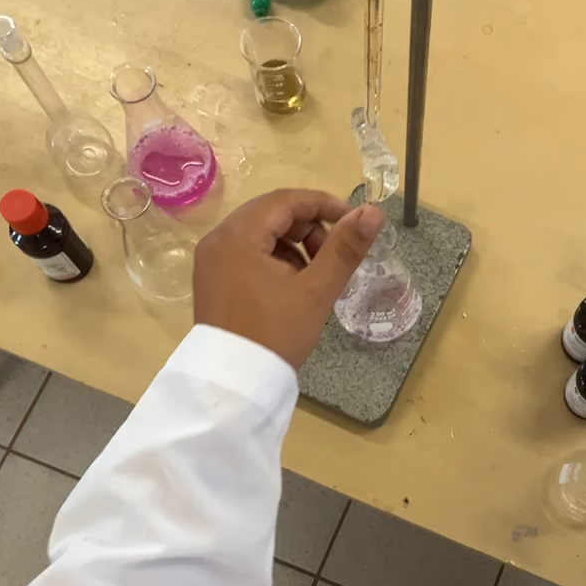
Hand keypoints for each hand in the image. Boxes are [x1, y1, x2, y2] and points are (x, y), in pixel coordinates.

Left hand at [193, 189, 384, 368]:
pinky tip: (292, 288)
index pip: (286, 200)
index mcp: (237, 235)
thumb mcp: (317, 291)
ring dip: (294, 246)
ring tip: (314, 278)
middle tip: (332, 257)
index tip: (354, 223)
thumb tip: (374, 212)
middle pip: (271, 215)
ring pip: (261, 235)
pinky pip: (249, 254)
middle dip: (309, 229)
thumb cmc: (277, 334)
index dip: (325, 205)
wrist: (237, 385)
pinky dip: (275, 261)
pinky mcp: (213, 281)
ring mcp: (211, 261)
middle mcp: (217, 240)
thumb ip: (345, 248)